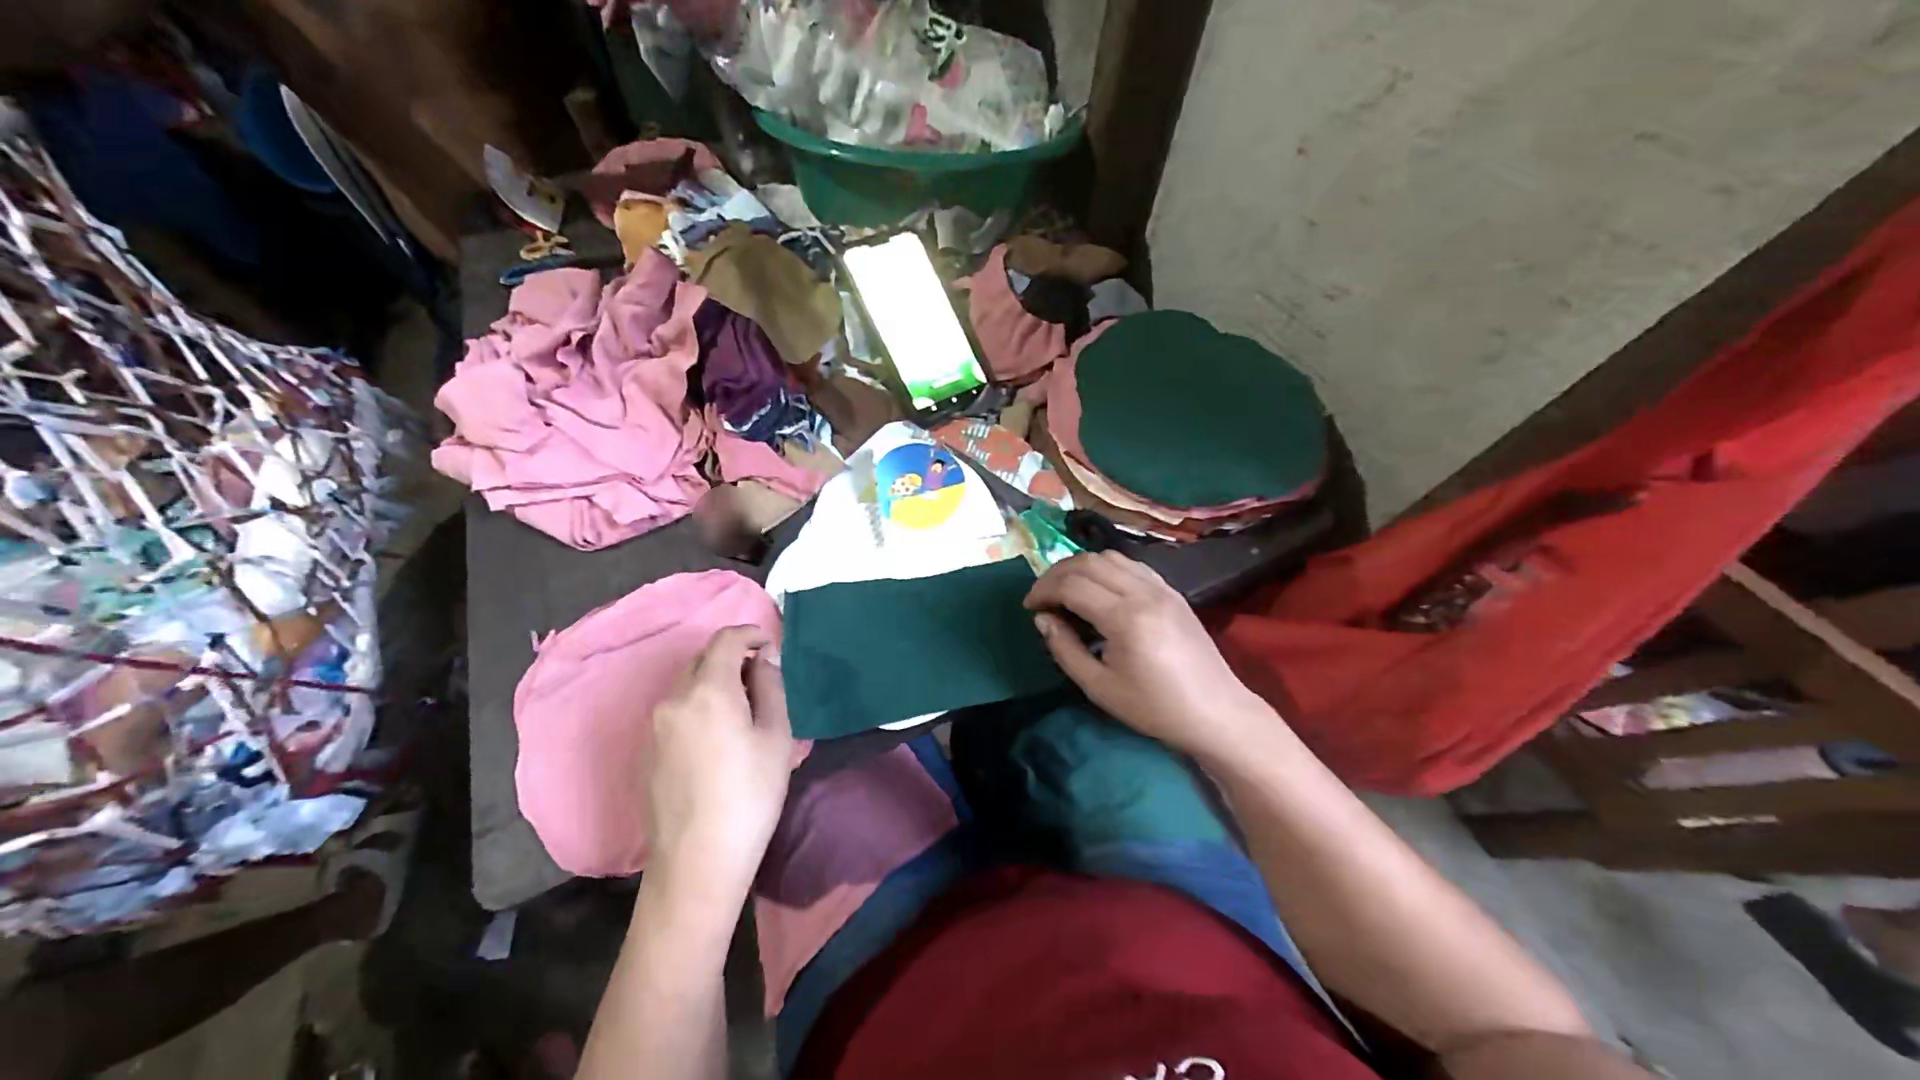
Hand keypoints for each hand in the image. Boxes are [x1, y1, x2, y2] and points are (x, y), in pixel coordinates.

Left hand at [646, 626, 794, 896]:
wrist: (698, 861)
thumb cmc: (750, 795)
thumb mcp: (776, 736)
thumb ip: (770, 687)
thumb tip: (763, 659)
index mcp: (707, 689)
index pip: (724, 639)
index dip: (750, 634)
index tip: (770, 647)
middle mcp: (673, 699)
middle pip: (702, 660)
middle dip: (732, 659)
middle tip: (761, 681)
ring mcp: (654, 727)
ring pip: (687, 687)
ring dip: (714, 684)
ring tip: (742, 712)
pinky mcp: (646, 752)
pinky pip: (676, 712)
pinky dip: (698, 708)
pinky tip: (717, 740)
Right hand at [1024, 552, 1274, 762]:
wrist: (1215, 712)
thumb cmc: (1154, 708)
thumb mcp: (1099, 687)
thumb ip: (1065, 648)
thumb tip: (1043, 618)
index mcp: (1125, 617)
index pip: (1071, 585)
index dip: (1043, 591)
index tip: (1029, 608)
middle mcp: (1143, 592)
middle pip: (1087, 562)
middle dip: (1056, 574)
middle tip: (1041, 597)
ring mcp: (1161, 588)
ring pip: (1109, 557)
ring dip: (1080, 567)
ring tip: (1064, 590)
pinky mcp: (1171, 591)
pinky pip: (1131, 565)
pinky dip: (1105, 568)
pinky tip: (1097, 589)